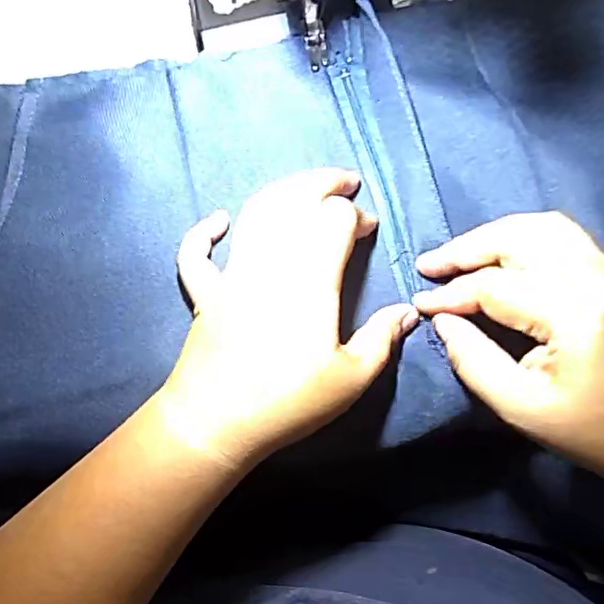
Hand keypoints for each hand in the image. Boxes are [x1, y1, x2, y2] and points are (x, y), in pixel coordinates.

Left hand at [155, 169, 418, 468]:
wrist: (216, 422)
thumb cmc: (289, 401)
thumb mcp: (351, 378)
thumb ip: (382, 339)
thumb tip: (407, 313)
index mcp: (311, 279)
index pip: (335, 220)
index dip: (356, 216)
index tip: (369, 229)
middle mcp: (270, 263)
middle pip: (294, 199)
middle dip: (322, 183)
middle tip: (344, 181)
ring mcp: (231, 275)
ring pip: (253, 213)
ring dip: (280, 191)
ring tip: (303, 188)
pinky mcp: (204, 294)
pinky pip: (195, 253)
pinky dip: (204, 232)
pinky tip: (218, 222)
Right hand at [412, 212, 603, 508]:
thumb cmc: (591, 433)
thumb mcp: (520, 407)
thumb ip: (473, 360)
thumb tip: (442, 320)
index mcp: (576, 314)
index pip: (498, 285)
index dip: (452, 293)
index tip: (419, 305)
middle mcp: (599, 279)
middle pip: (522, 236)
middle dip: (469, 247)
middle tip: (430, 265)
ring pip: (545, 228)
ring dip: (496, 237)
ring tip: (459, 257)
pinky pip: (565, 239)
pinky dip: (524, 241)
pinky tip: (501, 260)